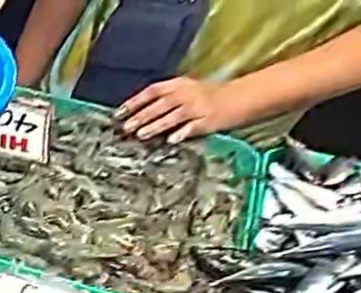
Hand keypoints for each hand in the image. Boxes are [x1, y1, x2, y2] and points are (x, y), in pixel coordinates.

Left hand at [116, 76, 244, 142]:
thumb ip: (161, 103)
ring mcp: (199, 106)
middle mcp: (189, 93)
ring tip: (142, 135)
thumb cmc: (206, 98)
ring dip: (157, 125)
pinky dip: (182, 132)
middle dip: (143, 116)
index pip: (154, 90)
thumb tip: (131, 118)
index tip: (118, 114)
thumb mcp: (184, 93)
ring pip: (175, 115)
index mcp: (180, 85)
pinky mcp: (209, 119)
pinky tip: (171, 140)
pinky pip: (193, 127)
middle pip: (162, 103)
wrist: (242, 96)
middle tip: (126, 128)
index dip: (135, 102)